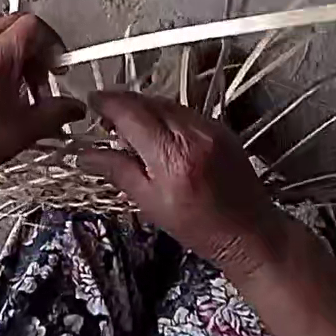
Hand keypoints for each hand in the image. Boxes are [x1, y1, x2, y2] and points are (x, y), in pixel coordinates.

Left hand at [0, 14, 84, 203]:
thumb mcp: (20, 132)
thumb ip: (54, 114)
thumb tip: (75, 108)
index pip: (31, 26)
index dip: (51, 42)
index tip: (57, 66)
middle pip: (12, 21)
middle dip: (33, 44)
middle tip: (41, 74)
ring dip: (12, 47)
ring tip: (18, 83)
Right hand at [80, 92, 290, 278]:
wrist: (251, 233)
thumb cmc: (199, 228)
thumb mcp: (150, 204)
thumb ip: (118, 171)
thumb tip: (84, 154)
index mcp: (171, 157)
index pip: (131, 113)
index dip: (107, 103)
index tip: (92, 102)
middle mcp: (192, 133)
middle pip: (147, 102)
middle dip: (122, 104)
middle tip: (105, 119)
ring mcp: (209, 127)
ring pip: (165, 103)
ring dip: (143, 108)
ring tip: (129, 129)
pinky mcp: (220, 126)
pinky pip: (183, 110)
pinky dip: (164, 115)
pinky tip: (158, 134)